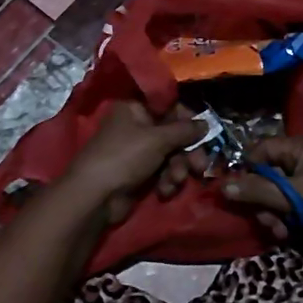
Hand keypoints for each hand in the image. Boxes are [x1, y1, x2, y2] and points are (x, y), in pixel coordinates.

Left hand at [62, 101, 206, 222]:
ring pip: (170, 155)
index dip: (187, 119)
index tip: (203, 131)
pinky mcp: (139, 173)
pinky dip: (166, 180)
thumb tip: (206, 123)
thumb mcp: (158, 139)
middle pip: (172, 133)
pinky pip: (162, 171)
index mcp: (135, 109)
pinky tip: (165, 190)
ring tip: (175, 180)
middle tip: (199, 165)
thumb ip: (184, 130)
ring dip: (177, 168)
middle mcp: (136, 126)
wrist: (96, 196)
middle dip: (187, 151)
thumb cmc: (124, 156)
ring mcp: (137, 151)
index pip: (168, 106)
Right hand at [218, 135, 302, 245]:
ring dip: (271, 213)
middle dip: (262, 198)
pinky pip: (287, 206)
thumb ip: (257, 190)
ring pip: (274, 193)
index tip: (238, 190)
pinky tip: (286, 234)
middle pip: (266, 173)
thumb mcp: (293, 197)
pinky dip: (283, 219)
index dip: (248, 168)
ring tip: (278, 230)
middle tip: (265, 217)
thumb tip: (223, 186)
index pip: (262, 149)